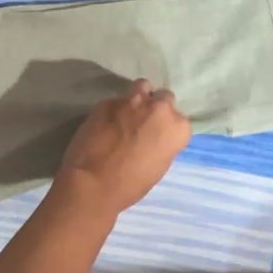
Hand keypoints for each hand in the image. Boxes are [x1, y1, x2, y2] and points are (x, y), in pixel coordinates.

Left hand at [54, 79, 191, 215]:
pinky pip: (115, 101)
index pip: (179, 119)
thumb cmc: (130, 184)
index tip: (156, 136)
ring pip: (141, 87)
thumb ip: (162, 143)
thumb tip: (154, 136)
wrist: (93, 182)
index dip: (166, 127)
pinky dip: (112, 109)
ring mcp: (131, 101)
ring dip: (137, 98)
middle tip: (143, 123)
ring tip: (127, 113)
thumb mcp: (159, 166)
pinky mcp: (106, 102)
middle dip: (155, 108)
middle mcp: (158, 108)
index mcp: (177, 128)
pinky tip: (103, 123)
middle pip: (163, 98)